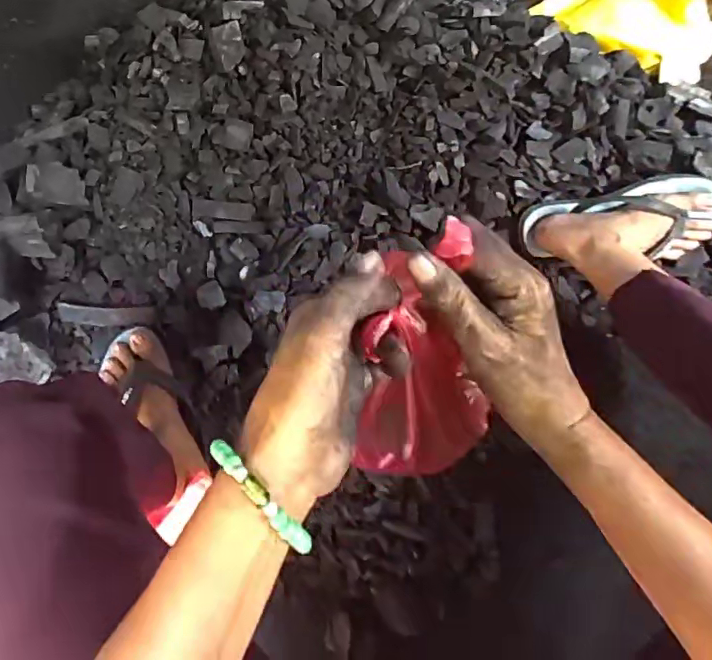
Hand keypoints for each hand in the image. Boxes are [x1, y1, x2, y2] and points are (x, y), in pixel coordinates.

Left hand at [239, 253, 398, 510]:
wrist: (294, 456)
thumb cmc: (305, 388)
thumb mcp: (325, 334)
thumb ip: (349, 295)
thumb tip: (374, 255)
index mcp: (314, 311)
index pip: (355, 283)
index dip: (382, 283)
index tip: (416, 290)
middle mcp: (327, 330)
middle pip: (368, 307)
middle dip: (391, 311)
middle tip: (415, 324)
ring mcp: (341, 360)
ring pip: (377, 334)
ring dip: (394, 339)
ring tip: (398, 357)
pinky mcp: (356, 388)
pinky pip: (381, 363)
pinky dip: (392, 362)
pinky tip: (398, 370)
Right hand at [405, 218, 593, 456]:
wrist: (552, 420)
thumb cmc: (520, 386)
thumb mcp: (480, 342)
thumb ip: (450, 298)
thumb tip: (415, 258)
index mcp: (520, 280)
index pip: (468, 241)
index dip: (434, 247)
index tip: (404, 266)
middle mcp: (520, 273)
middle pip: (467, 243)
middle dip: (435, 256)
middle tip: (407, 279)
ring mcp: (512, 285)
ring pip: (465, 259)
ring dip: (438, 271)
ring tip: (414, 291)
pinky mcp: (503, 298)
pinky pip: (468, 277)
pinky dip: (447, 284)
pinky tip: (431, 303)